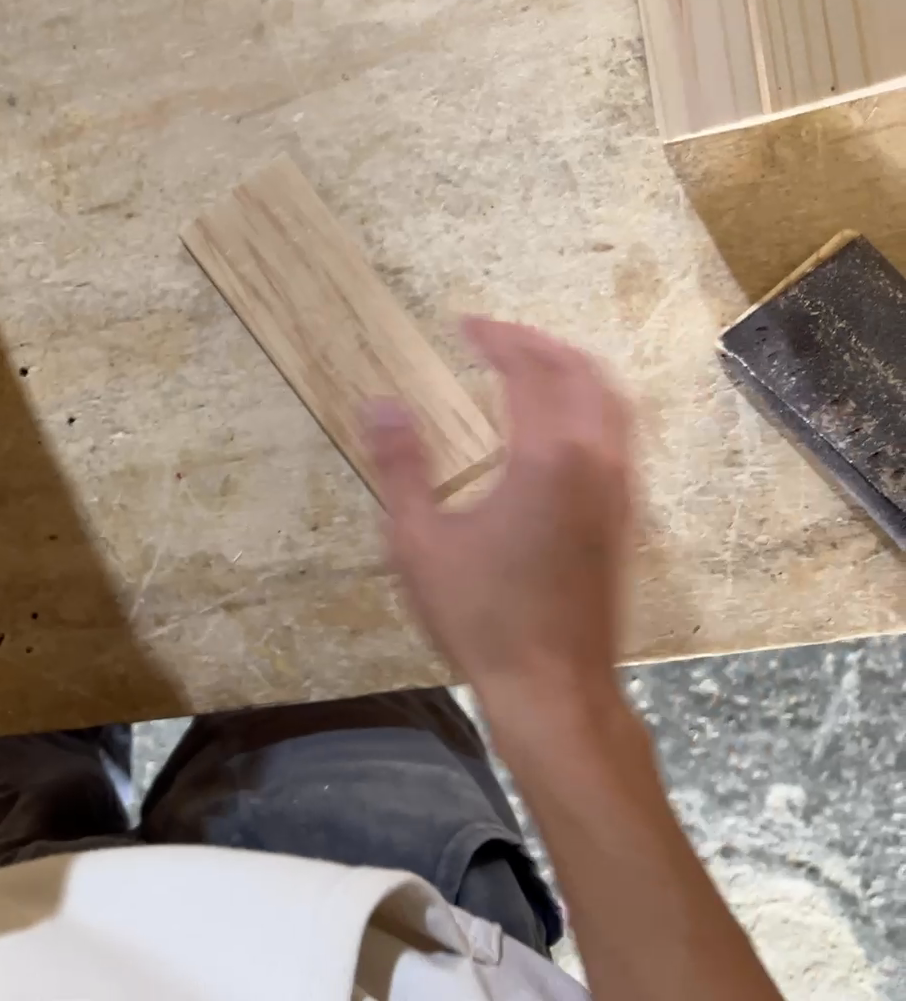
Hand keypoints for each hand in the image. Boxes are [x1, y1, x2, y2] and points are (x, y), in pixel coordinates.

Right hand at [365, 318, 633, 714]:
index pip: (530, 373)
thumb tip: (379, 403)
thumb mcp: (416, 537)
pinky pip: (618, 435)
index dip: (497, 339)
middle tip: (493, 333)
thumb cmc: (475, 610)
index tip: (463, 322)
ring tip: (528, 363)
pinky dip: (589, 404)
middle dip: (539, 344)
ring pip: (613, 403)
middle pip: (584, 376)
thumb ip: (400, 464)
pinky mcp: (625, 518)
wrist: (550, 682)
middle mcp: (597, 464)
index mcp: (545, 460)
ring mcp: (621, 492)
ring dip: (571, 370)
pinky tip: (557, 423)